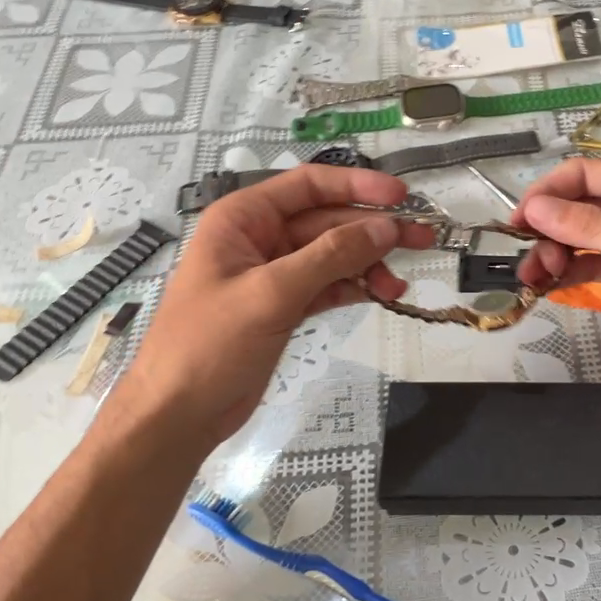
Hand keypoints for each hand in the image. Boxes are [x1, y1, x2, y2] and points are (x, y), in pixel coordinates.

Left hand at [115, 166, 430, 445]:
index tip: (402, 198)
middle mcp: (259, 238)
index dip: (357, 186)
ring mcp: (274, 274)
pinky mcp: (285, 307)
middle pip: (328, 221)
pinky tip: (382, 296)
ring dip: (368, 265)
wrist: (177, 414)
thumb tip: (386, 228)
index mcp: (242, 219)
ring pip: (333, 255)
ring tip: (397, 286)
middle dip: (373, 230)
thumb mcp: (271, 293)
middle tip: (423, 239)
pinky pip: (329, 285)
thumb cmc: (209, 344)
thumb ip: (331, 256)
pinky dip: (355, 288)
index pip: (308, 186)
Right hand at [514, 159, 600, 380]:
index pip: (582, 174)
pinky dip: (568, 272)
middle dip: (547, 229)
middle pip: (575, 206)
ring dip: (552, 253)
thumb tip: (535, 208)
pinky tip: (549, 287)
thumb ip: (591, 225)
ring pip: (578, 238)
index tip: (518, 223)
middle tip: (528, 261)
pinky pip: (589, 264)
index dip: (546, 194)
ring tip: (535, 279)